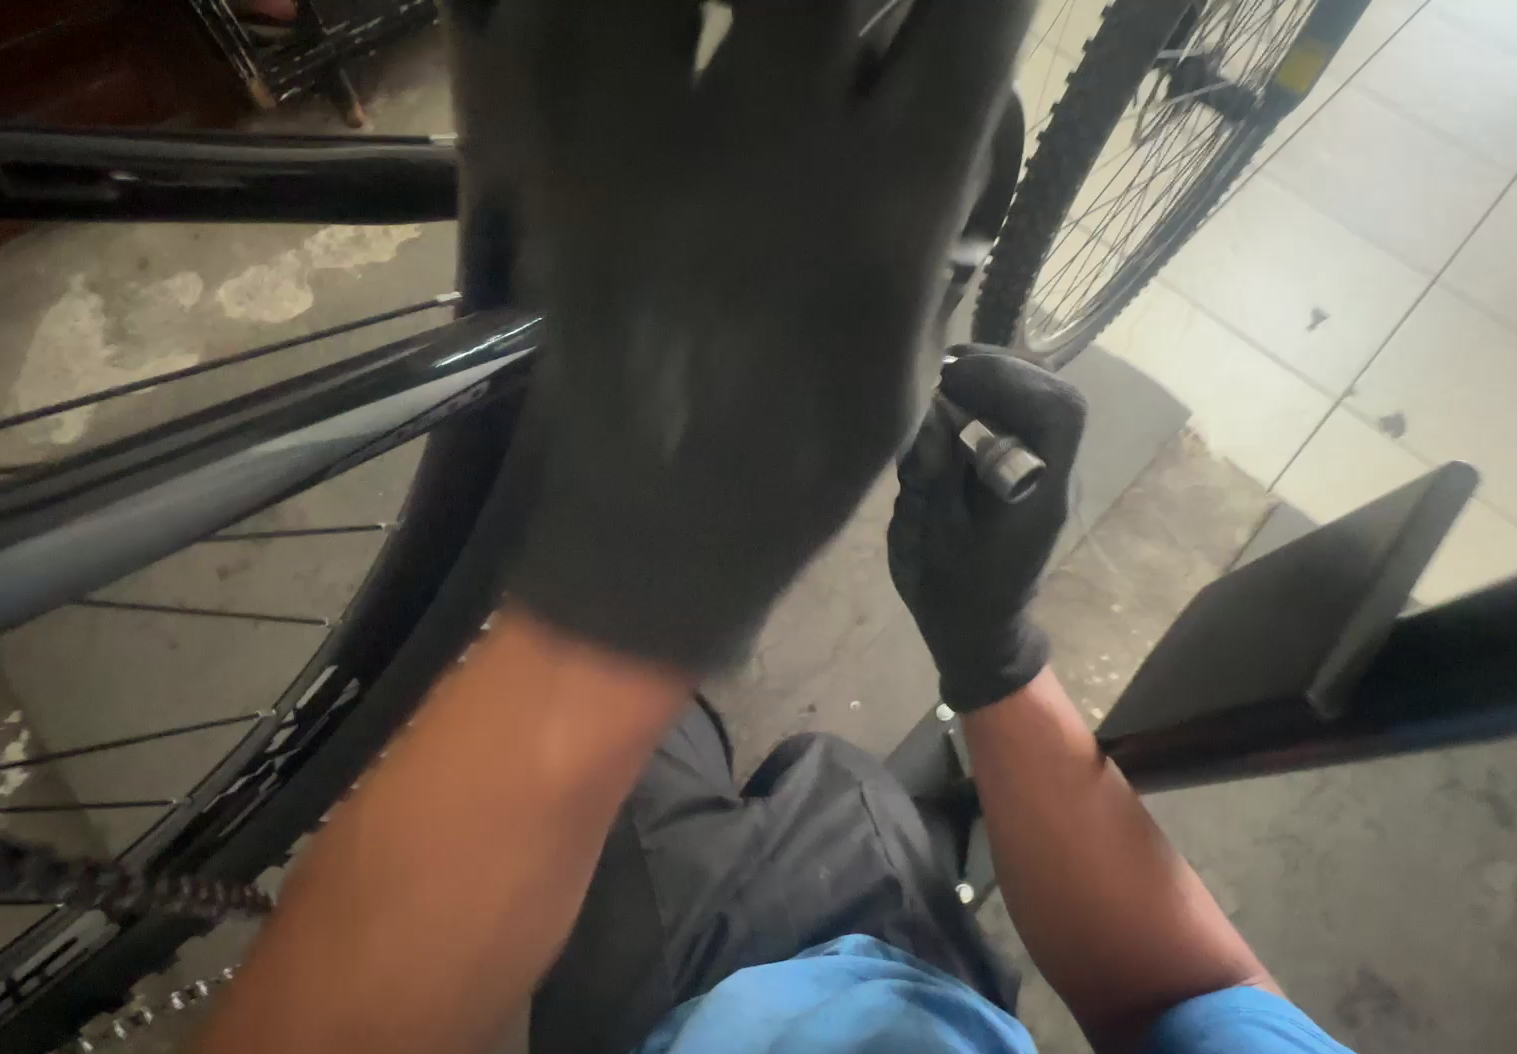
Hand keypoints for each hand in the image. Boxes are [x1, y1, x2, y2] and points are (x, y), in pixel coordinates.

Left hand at [446, 0, 1030, 671]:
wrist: (653, 537)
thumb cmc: (800, 468)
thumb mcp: (911, 359)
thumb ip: (934, 213)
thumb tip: (935, 96)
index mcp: (887, 202)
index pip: (974, 5)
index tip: (959, 12)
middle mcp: (769, 144)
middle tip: (818, 28)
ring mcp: (636, 140)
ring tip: (730, 33)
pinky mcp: (542, 159)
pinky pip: (554, 13)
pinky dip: (591, 17)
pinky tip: (637, 51)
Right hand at [889, 346, 1085, 711]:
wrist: (980, 629)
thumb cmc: (953, 593)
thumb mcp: (931, 540)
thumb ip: (934, 476)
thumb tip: (931, 415)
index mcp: (1039, 496)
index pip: (1058, 414)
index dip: (1008, 380)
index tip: (949, 379)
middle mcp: (1054, 475)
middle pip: (1057, 396)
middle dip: (1000, 370)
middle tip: (942, 370)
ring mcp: (1046, 471)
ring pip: (1041, 399)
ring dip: (993, 379)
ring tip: (943, 380)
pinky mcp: (1027, 469)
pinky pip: (1022, 416)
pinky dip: (988, 396)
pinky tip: (951, 400)